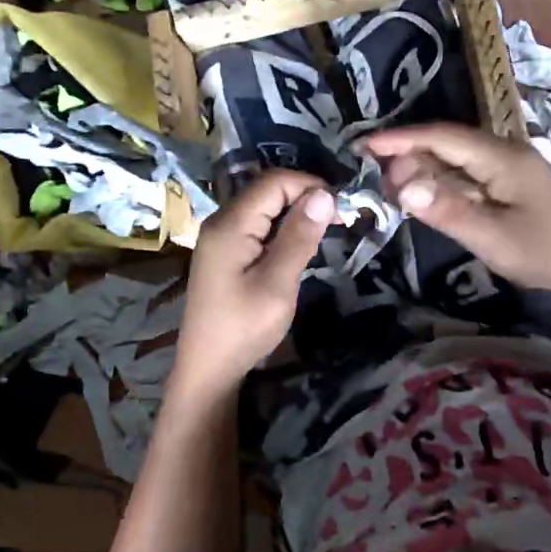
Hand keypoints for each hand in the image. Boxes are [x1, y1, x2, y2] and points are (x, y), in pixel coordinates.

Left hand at [176, 170, 334, 384]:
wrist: (208, 369)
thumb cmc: (243, 328)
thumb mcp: (277, 284)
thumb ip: (299, 237)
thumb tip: (324, 194)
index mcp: (230, 224)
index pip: (273, 182)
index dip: (309, 184)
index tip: (342, 204)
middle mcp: (221, 222)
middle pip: (267, 190)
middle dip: (305, 195)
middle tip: (339, 217)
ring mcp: (221, 237)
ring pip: (264, 207)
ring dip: (296, 211)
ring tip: (326, 228)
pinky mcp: (226, 253)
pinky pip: (257, 225)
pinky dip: (283, 227)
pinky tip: (300, 243)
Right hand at [362, 123, 550, 296]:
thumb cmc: (547, 255)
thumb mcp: (494, 238)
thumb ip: (447, 211)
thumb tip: (401, 186)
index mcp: (503, 158)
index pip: (443, 137)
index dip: (401, 138)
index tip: (365, 145)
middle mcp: (504, 153)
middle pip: (447, 144)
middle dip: (408, 155)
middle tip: (375, 179)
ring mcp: (508, 168)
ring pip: (456, 159)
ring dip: (423, 169)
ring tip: (391, 188)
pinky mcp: (510, 184)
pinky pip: (467, 175)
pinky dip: (442, 183)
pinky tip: (424, 196)